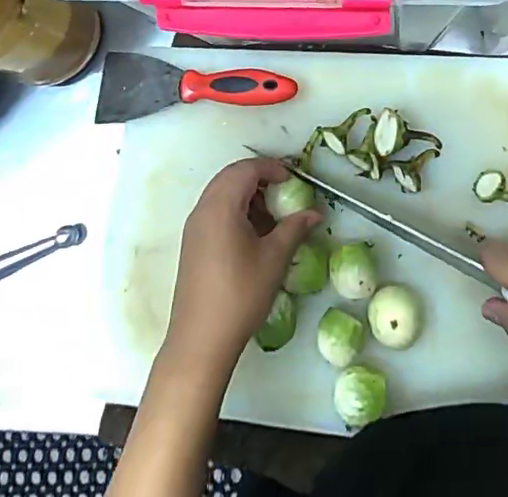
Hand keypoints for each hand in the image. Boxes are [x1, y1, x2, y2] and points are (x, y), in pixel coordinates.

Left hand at [163, 158, 322, 372]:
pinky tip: (254, 235)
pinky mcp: (192, 242)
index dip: (271, 168)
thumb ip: (294, 228)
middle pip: (230, 176)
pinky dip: (235, 211)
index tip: (293, 180)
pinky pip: (215, 211)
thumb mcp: (274, 259)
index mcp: (220, 205)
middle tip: (285, 194)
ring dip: (247, 195)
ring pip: (221, 193)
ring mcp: (194, 225)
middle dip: (259, 179)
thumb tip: (314, 213)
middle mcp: (203, 208)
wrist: (201, 339)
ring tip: (273, 218)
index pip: (245, 169)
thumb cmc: (240, 294)